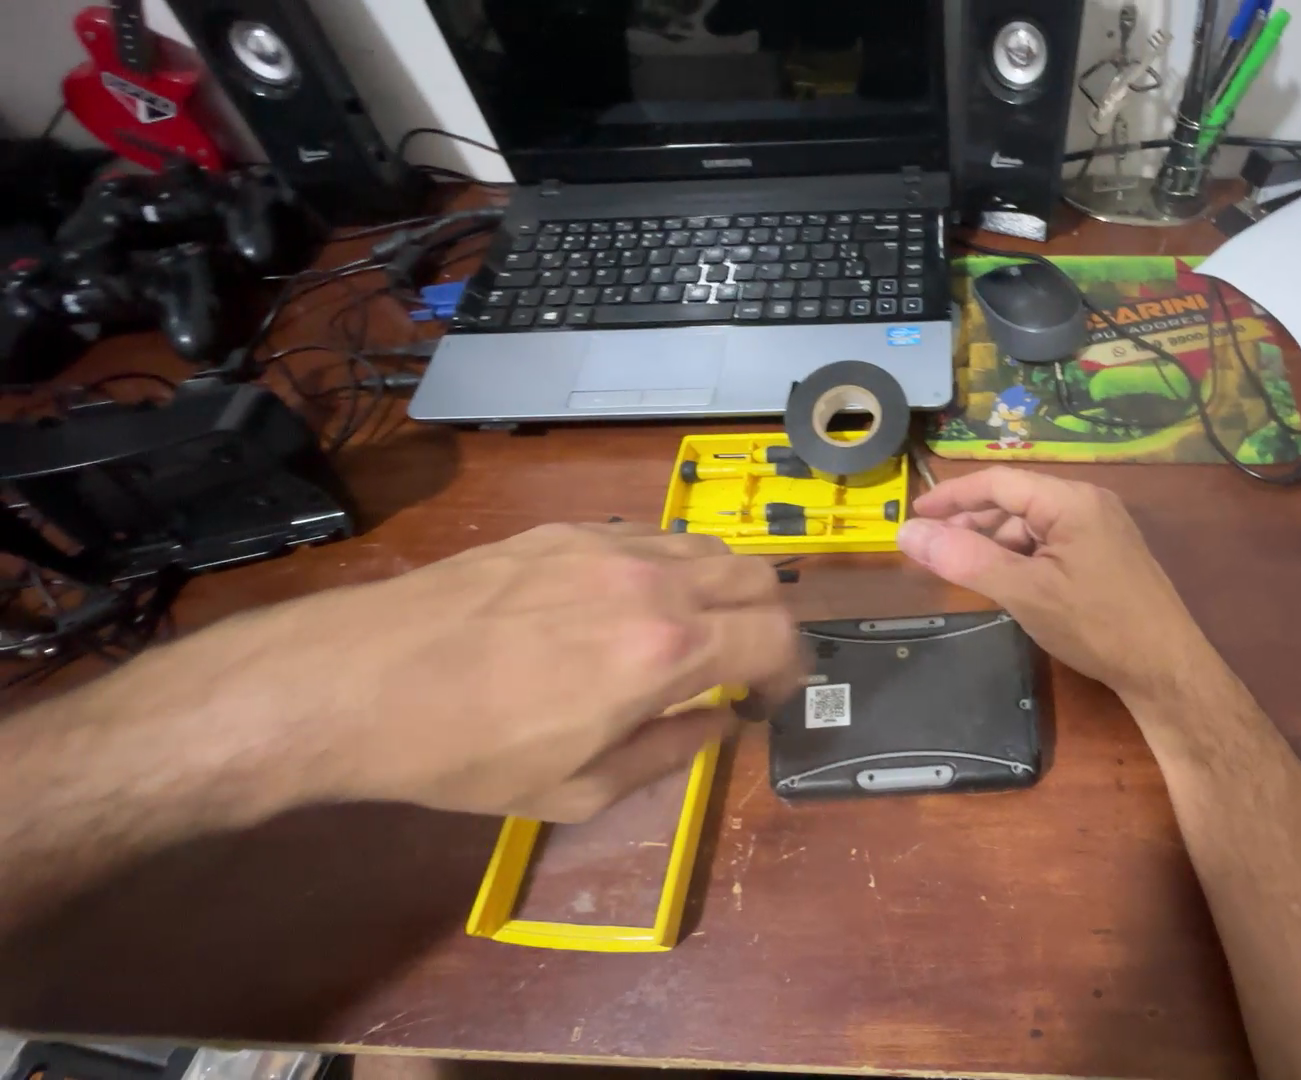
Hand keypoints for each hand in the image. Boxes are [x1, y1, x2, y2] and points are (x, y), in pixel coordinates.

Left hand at [104, 524, 803, 822]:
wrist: (351, 682)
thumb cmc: (465, 754)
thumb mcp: (579, 790)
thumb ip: (674, 752)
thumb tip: (722, 722)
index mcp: (665, 650)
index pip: (777, 637)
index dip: (791, 668)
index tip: (771, 694)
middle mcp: (654, 582)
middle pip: (760, 579)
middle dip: (771, 623)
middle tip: (744, 661)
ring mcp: (612, 545)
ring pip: (713, 549)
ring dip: (727, 590)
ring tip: (695, 626)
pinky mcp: (570, 530)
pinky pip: (657, 536)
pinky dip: (676, 566)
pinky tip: (637, 598)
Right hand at [896, 467, 1215, 704]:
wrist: (1166, 668)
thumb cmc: (1096, 625)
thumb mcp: (1024, 592)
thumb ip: (965, 560)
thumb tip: (907, 534)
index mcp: (1071, 500)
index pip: (998, 482)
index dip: (952, 496)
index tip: (915, 514)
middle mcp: (1088, 503)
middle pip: (1016, 500)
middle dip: (972, 521)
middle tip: (933, 547)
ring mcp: (1101, 528)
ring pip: (1033, 524)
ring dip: (995, 541)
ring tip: (964, 567)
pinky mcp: (1106, 553)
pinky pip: (1051, 542)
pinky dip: (1021, 556)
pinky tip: (1007, 580)